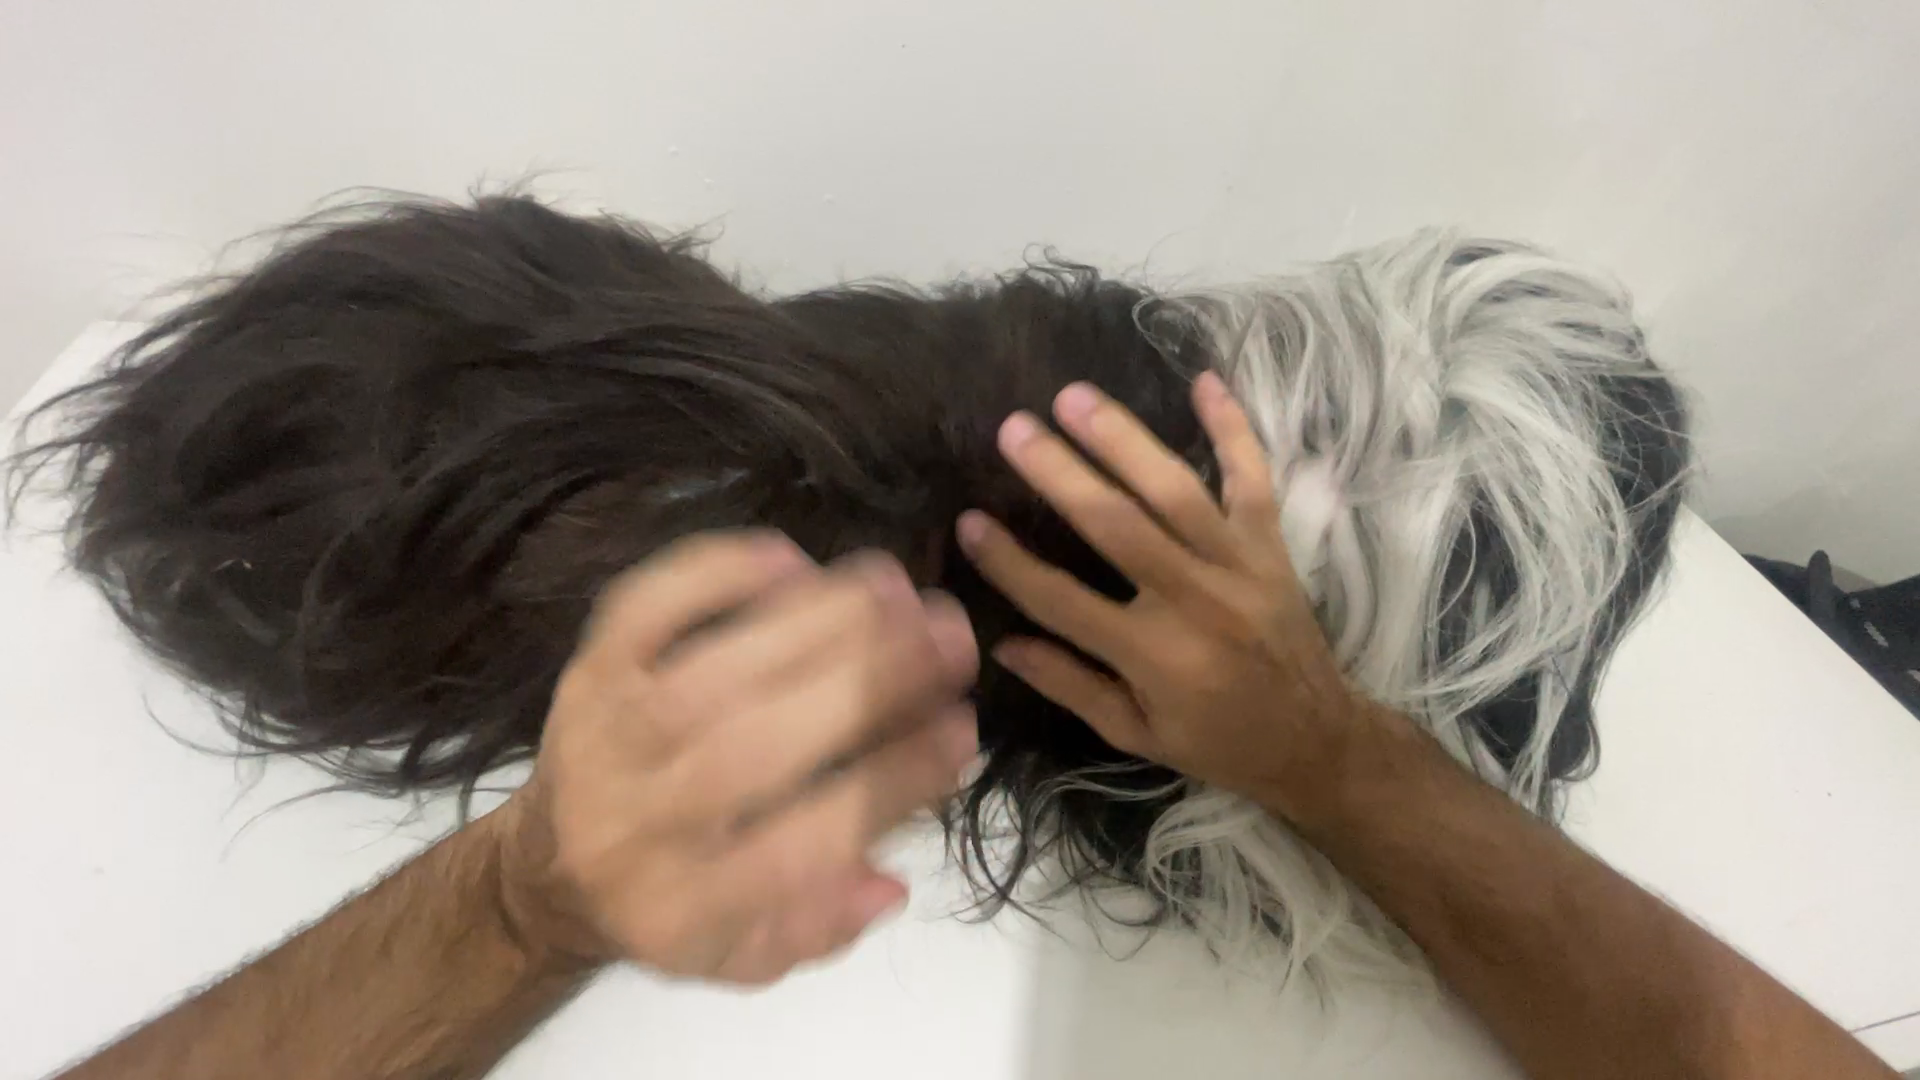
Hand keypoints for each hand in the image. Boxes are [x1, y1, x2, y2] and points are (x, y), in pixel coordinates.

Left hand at [493, 534, 978, 983]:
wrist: (547, 866)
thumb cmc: (667, 905)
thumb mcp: (743, 957)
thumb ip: (820, 929)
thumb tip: (894, 879)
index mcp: (687, 903)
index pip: (807, 841)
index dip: (895, 780)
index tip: (964, 728)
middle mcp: (642, 816)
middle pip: (760, 744)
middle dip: (872, 680)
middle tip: (950, 633)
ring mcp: (609, 730)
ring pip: (717, 668)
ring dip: (818, 617)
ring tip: (898, 586)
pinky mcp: (591, 665)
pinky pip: (646, 607)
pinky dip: (716, 571)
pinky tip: (792, 558)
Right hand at [954, 372, 1385, 816]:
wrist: (1317, 742)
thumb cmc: (1216, 742)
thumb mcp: (1134, 733)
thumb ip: (1069, 684)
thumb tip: (1002, 643)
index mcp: (1154, 657)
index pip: (1063, 602)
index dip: (1009, 563)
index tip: (968, 522)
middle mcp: (1196, 601)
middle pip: (1117, 527)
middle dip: (1060, 474)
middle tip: (1014, 429)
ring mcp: (1240, 566)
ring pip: (1176, 491)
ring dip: (1123, 439)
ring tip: (1075, 397)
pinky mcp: (1272, 547)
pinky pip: (1253, 479)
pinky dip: (1233, 428)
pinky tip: (1204, 380)